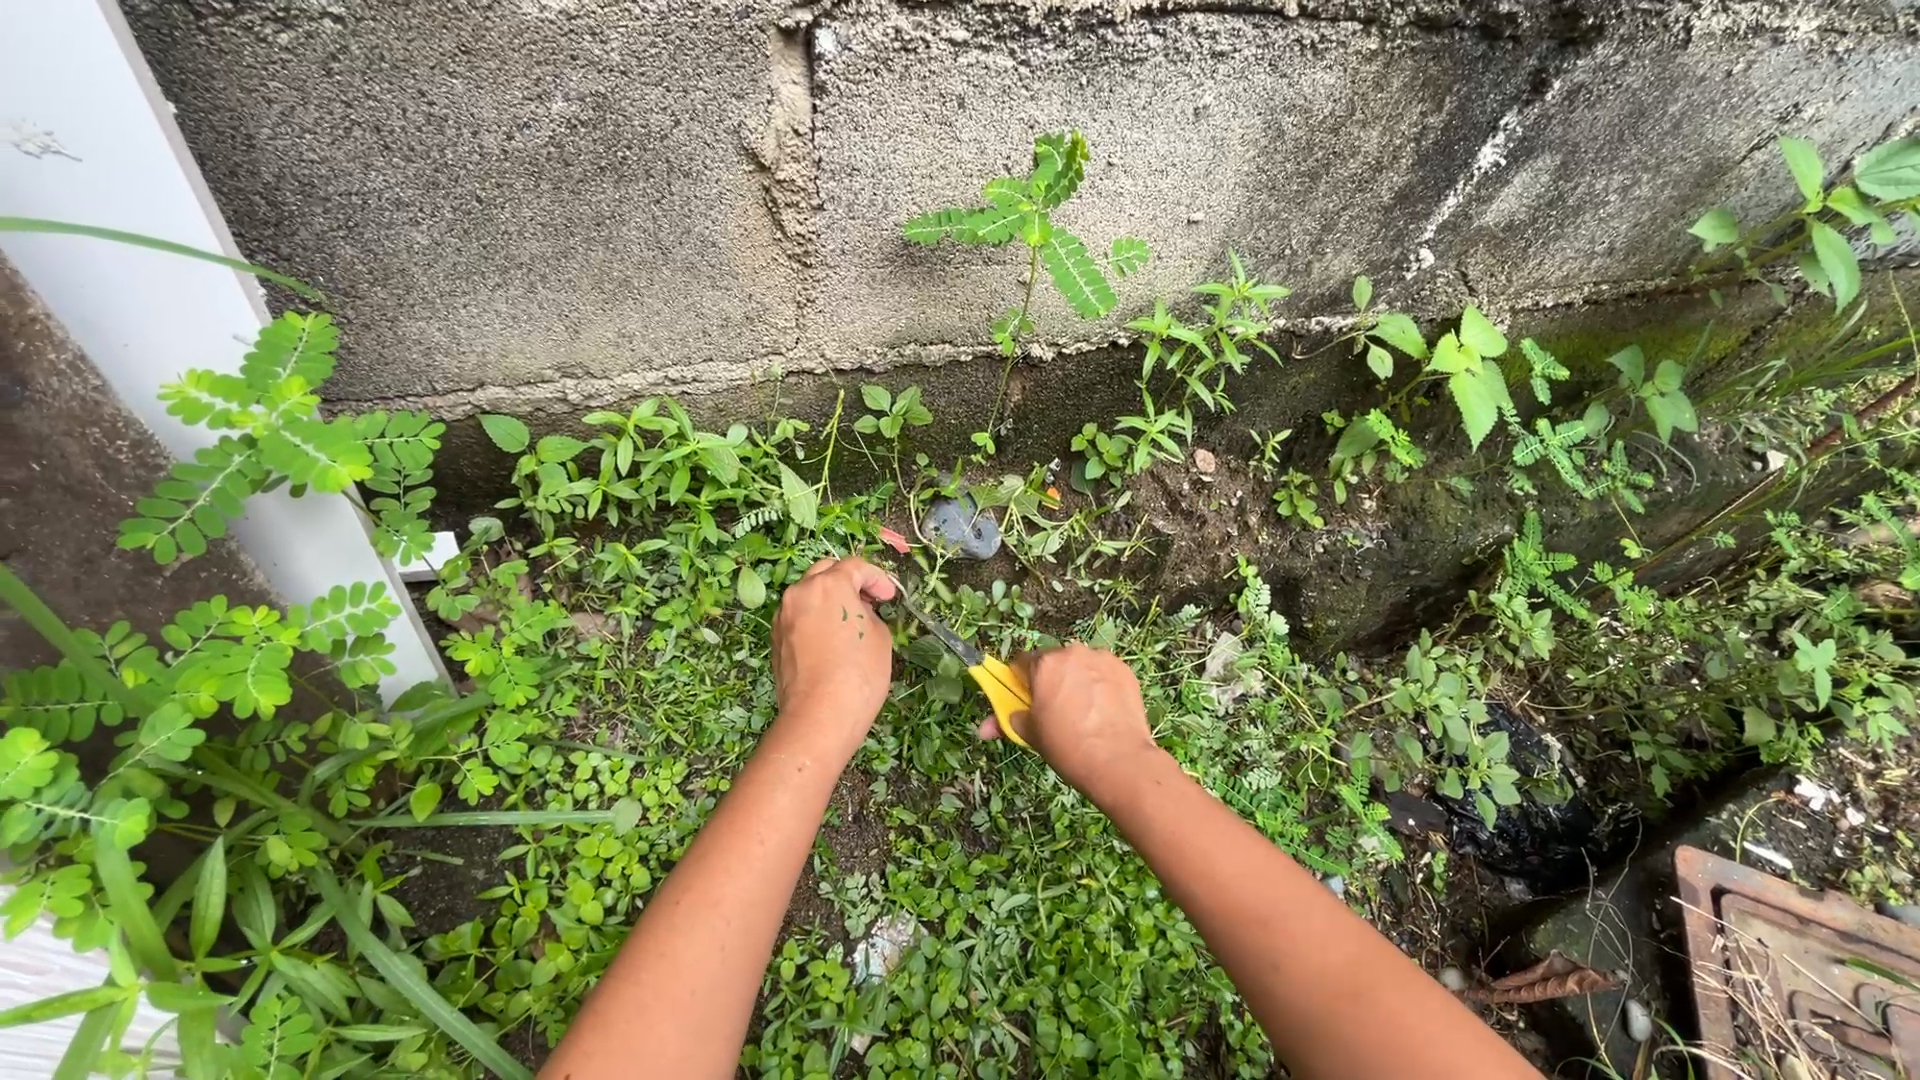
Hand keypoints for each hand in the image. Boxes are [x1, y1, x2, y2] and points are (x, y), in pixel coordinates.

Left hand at [771, 556, 898, 751]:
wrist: (820, 716)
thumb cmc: (859, 674)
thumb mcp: (879, 636)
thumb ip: (869, 612)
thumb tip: (858, 612)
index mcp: (829, 585)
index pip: (856, 567)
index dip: (878, 578)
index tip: (889, 597)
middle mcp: (800, 592)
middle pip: (826, 572)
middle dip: (849, 581)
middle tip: (870, 601)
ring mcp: (783, 616)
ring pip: (809, 593)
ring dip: (830, 598)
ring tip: (850, 620)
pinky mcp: (776, 638)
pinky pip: (799, 615)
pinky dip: (815, 616)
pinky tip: (831, 638)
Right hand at [977, 644, 1164, 798]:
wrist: (1119, 761)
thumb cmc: (1068, 747)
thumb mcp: (1032, 735)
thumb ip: (1007, 722)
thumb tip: (986, 728)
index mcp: (1044, 664)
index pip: (1021, 663)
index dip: (1020, 682)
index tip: (1025, 699)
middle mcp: (1072, 653)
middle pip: (1053, 662)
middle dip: (1050, 681)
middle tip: (1054, 710)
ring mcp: (1101, 659)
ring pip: (1080, 665)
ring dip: (1076, 680)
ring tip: (1082, 712)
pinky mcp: (1123, 669)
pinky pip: (1103, 672)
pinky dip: (1100, 685)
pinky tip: (1102, 710)